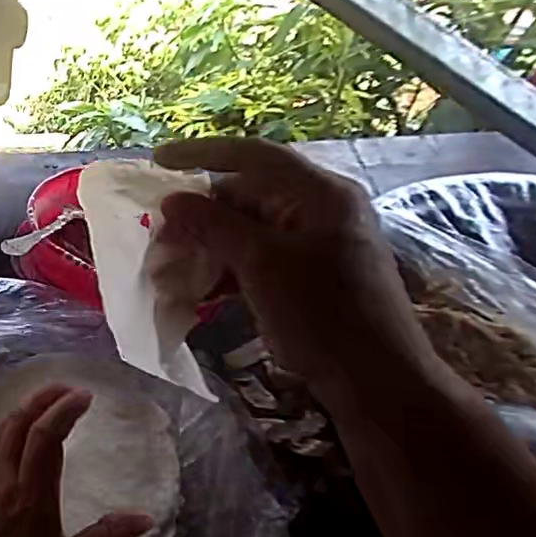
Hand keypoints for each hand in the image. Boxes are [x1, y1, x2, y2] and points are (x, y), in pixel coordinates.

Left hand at [0, 385, 152, 536]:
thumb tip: (145, 517)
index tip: (85, 396)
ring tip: (46, 403)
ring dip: (23, 410)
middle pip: (17, 422)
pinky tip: (16, 438)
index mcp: (30, 496)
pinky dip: (7, 429)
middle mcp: (2, 480)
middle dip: (42, 398)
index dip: (65, 409)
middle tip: (68, 389)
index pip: (45, 435)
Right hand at [153, 137, 437, 398]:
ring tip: (171, 276)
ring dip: (207, 250)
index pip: (253, 156)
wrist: (377, 382)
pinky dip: (227, 271)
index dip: (201, 154)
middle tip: (160, 243)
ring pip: (247, 233)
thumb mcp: (261, 264)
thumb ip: (213, 226)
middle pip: (246, 197)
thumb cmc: (322, 315)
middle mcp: (319, 210)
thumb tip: (172, 200)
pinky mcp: (308, 276)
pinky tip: (200, 293)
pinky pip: (259, 260)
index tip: (158, 160)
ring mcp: (315, 244)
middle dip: (198, 219)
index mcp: (319, 194)